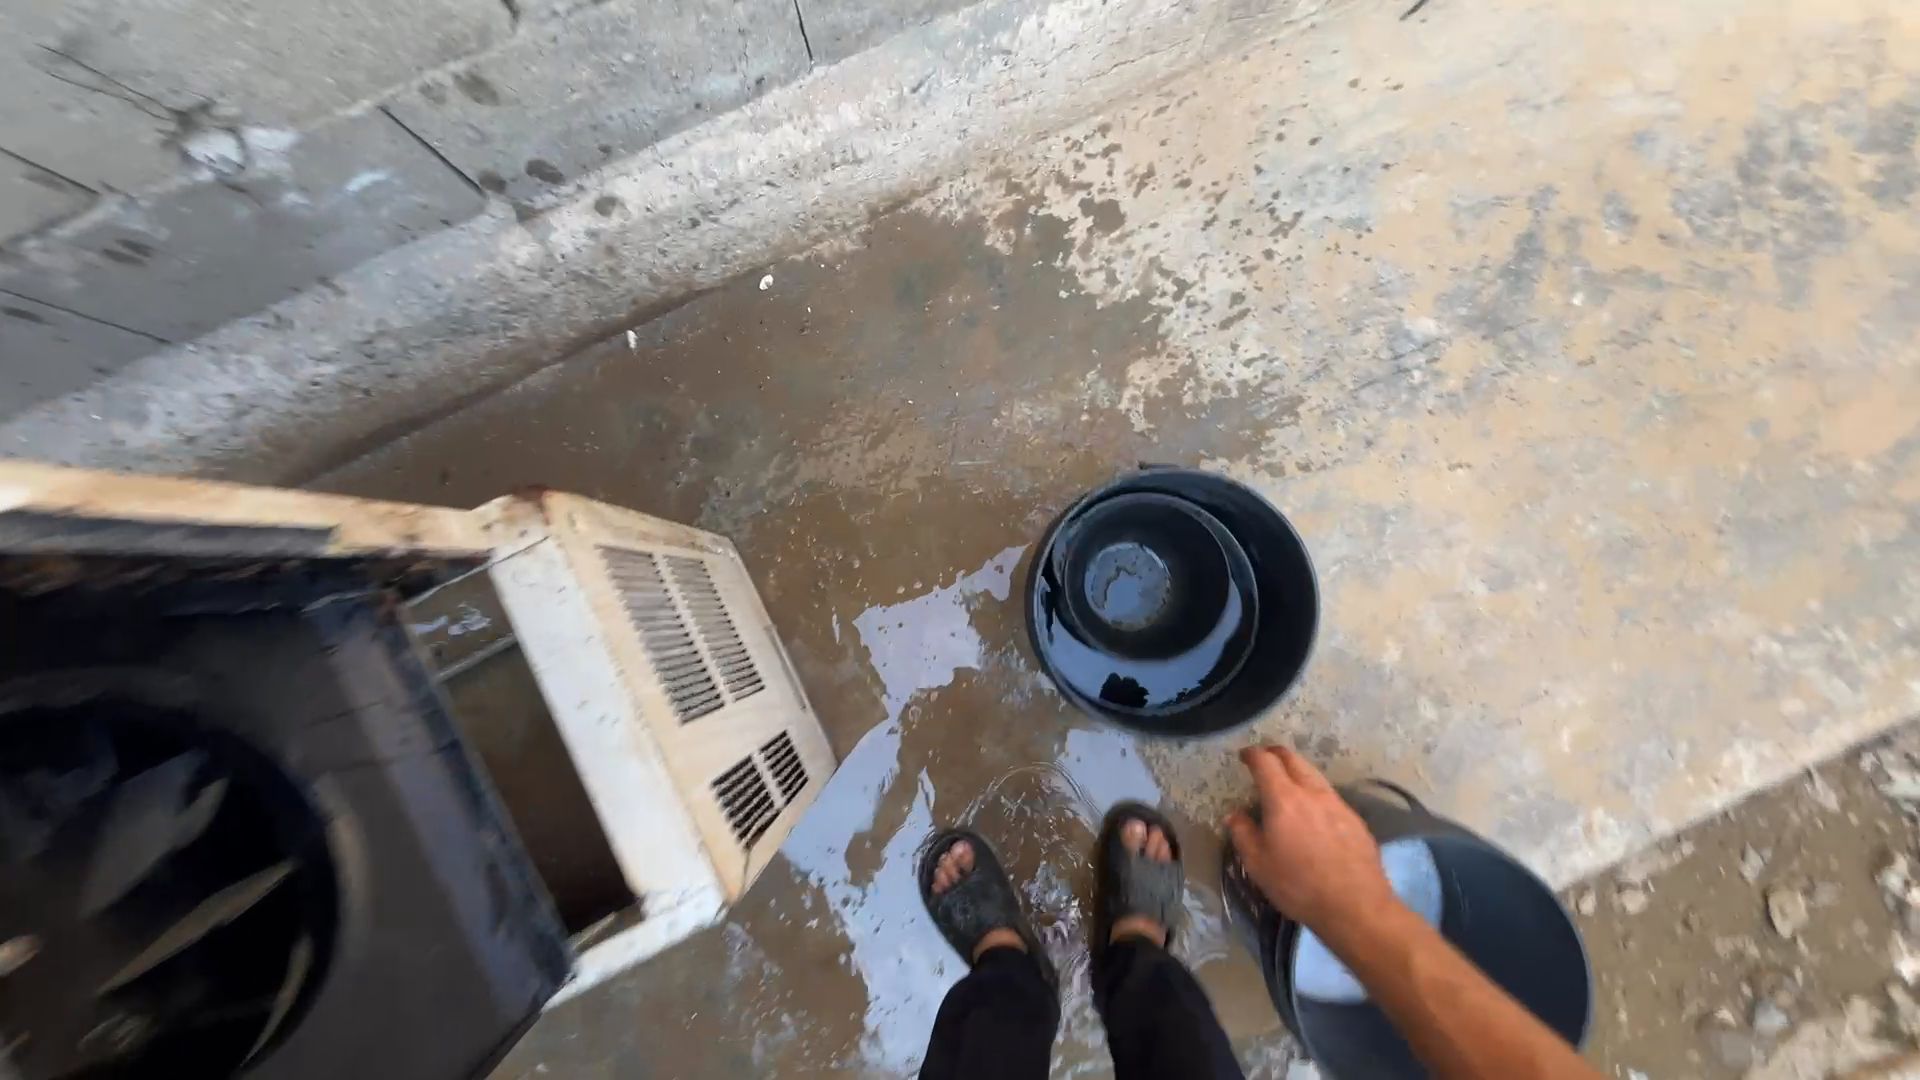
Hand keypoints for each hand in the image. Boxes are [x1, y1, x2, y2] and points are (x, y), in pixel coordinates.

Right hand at [1224, 746, 1397, 942]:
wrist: (1357, 908)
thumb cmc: (1299, 885)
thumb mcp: (1258, 864)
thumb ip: (1242, 834)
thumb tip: (1234, 815)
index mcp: (1283, 798)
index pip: (1265, 762)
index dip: (1252, 754)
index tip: (1244, 755)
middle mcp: (1312, 793)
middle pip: (1293, 759)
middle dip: (1276, 754)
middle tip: (1265, 759)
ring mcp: (1338, 805)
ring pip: (1314, 775)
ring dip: (1297, 770)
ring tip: (1288, 782)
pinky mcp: (1356, 821)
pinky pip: (1331, 796)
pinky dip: (1315, 793)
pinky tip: (1314, 812)